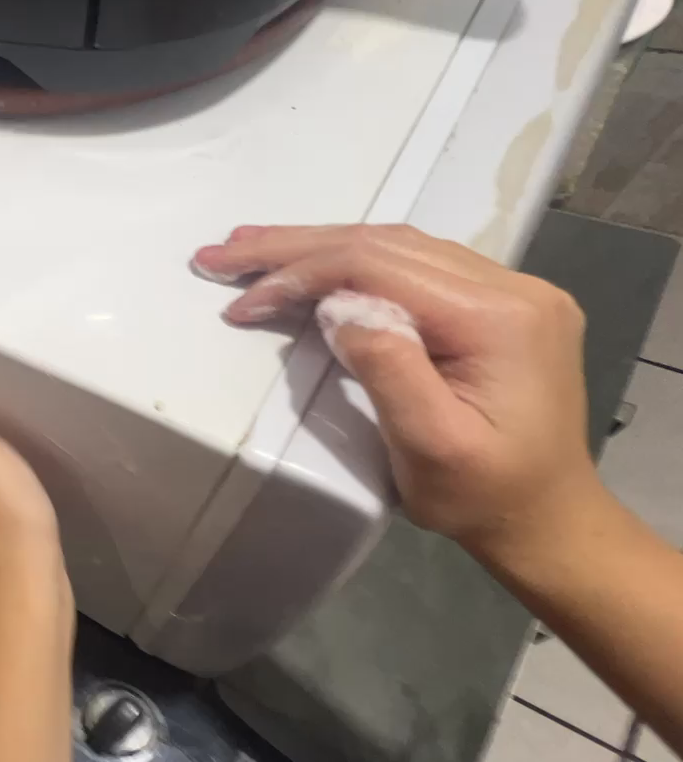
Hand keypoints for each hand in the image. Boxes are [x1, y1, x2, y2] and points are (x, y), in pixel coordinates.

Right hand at [192, 224, 606, 555]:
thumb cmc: (481, 491)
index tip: (239, 305)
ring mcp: (505, 292)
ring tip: (246, 247)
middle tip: (219, 254)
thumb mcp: (430, 441)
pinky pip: (404, 262)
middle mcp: (510, 288)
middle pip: (379, 244)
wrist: (541, 517)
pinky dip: (342, 258)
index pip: (375, 266)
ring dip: (310, 245)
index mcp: (497, 316)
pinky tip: (305, 260)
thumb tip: (335, 309)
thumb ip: (388, 367)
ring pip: (389, 245)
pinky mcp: (488, 305)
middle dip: (289, 247)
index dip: (296, 275)